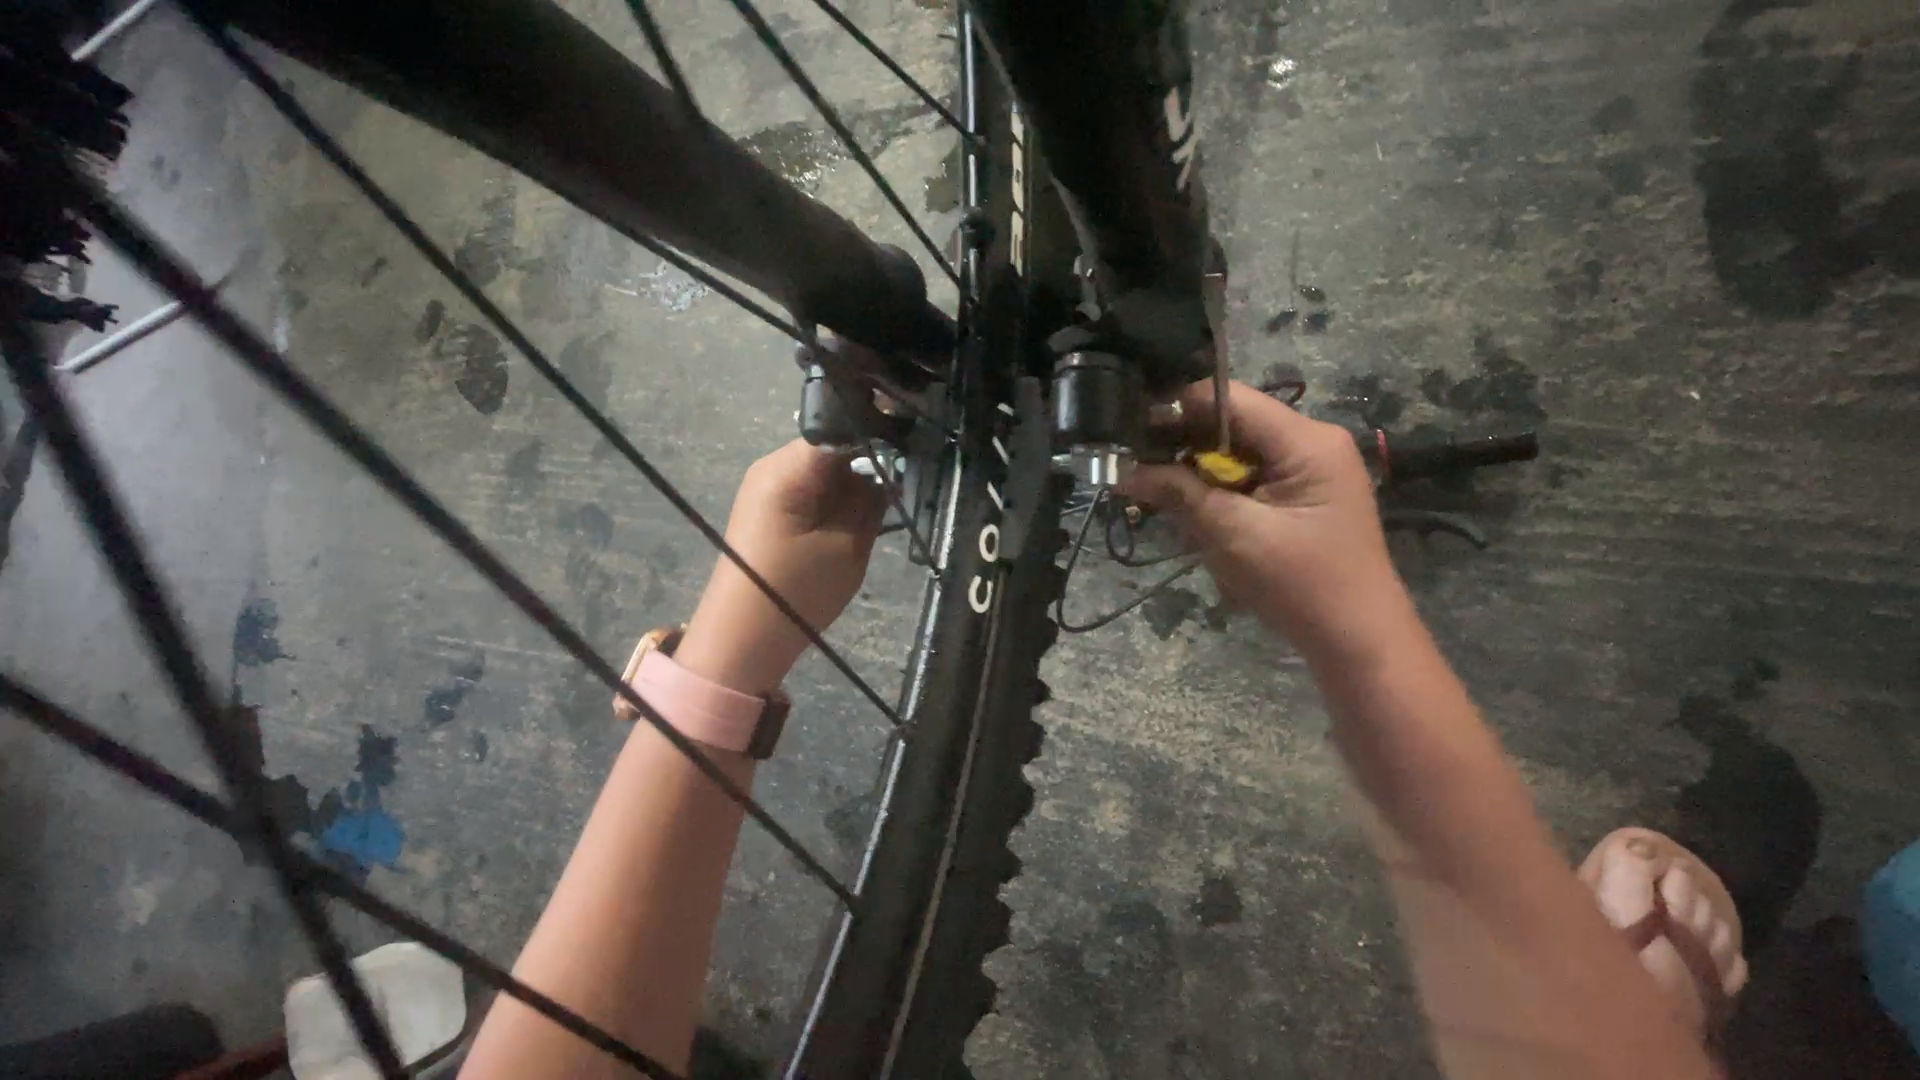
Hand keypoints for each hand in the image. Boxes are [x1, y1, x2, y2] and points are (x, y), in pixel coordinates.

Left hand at [673, 440, 884, 694]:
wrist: (742, 640)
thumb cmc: (796, 591)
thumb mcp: (846, 547)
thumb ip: (870, 502)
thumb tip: (888, 473)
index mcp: (787, 469)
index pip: (839, 429)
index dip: (878, 435)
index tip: (912, 450)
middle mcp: (774, 468)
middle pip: (832, 448)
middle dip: (867, 465)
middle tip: (903, 489)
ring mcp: (769, 489)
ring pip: (826, 472)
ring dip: (853, 488)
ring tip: (882, 511)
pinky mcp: (771, 511)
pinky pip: (813, 492)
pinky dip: (836, 504)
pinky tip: (856, 525)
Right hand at [1122, 380, 1411, 662]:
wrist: (1359, 640)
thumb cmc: (1302, 586)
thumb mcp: (1234, 536)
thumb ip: (1179, 494)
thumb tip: (1122, 470)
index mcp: (1305, 440)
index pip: (1226, 398)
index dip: (1174, 409)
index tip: (1128, 433)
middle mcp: (1309, 441)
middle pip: (1228, 423)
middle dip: (1182, 448)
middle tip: (1135, 472)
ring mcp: (1308, 468)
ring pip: (1233, 452)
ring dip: (1197, 476)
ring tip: (1162, 501)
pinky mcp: (1300, 493)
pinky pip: (1247, 477)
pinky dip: (1218, 495)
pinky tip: (1197, 519)